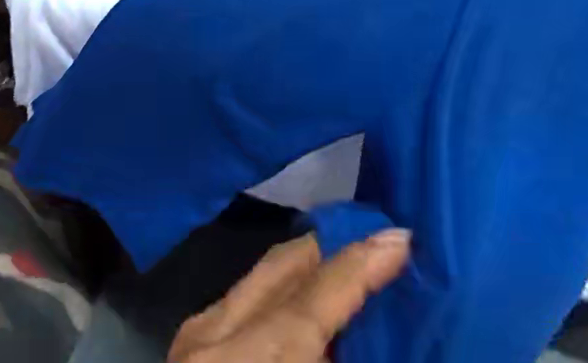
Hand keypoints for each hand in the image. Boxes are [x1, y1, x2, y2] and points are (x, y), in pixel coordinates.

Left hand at [168, 228, 410, 362]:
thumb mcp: (293, 362)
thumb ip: (337, 356)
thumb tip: (375, 340)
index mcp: (262, 358)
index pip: (318, 293)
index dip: (364, 262)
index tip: (402, 237)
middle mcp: (219, 336)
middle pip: (284, 268)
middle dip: (333, 248)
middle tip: (376, 243)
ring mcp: (195, 340)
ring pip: (260, 277)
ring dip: (305, 269)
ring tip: (346, 267)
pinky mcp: (185, 348)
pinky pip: (241, 301)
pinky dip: (277, 293)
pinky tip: (300, 305)